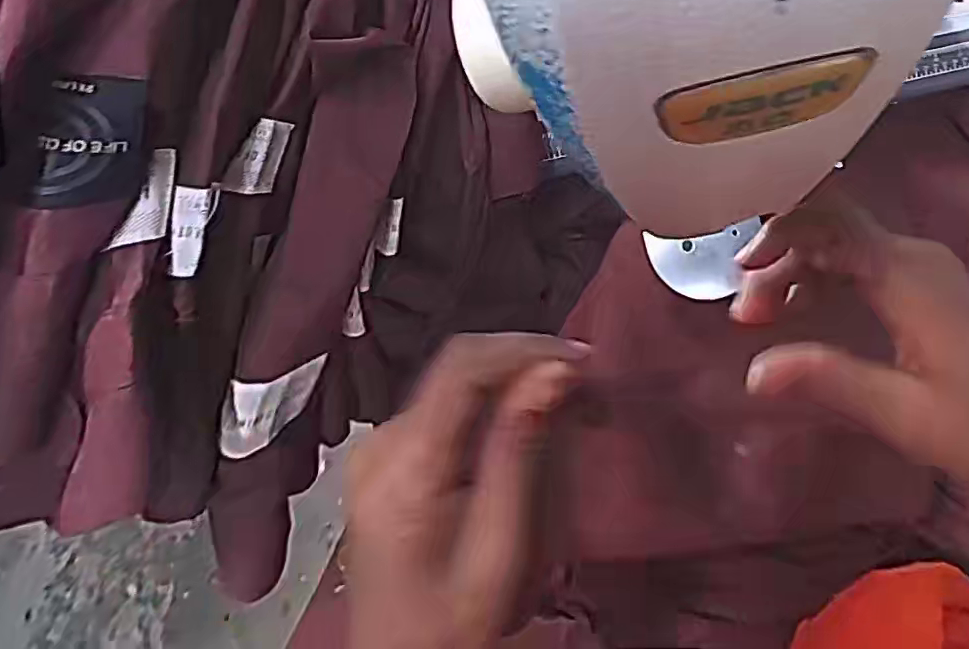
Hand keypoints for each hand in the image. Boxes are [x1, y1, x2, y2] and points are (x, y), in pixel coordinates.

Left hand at [345, 333, 585, 648]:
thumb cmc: (453, 626)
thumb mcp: (498, 552)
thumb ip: (520, 454)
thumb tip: (553, 372)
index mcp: (403, 467)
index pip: (463, 366)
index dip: (526, 348)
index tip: (579, 360)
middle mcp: (382, 442)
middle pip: (463, 363)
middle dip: (530, 360)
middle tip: (587, 382)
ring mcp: (382, 442)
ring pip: (462, 374)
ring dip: (519, 375)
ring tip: (570, 397)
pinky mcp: (393, 448)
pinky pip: (454, 397)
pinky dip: (500, 395)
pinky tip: (532, 412)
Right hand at [734, 186, 968, 542]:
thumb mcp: (906, 414)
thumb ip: (829, 379)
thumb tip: (753, 370)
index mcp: (908, 274)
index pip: (832, 220)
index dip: (781, 228)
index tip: (742, 265)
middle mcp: (914, 256)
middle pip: (830, 230)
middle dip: (780, 260)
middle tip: (746, 314)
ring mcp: (923, 266)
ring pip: (842, 245)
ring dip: (798, 271)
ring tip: (763, 316)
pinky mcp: (926, 283)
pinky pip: (862, 262)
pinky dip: (825, 279)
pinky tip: (804, 309)